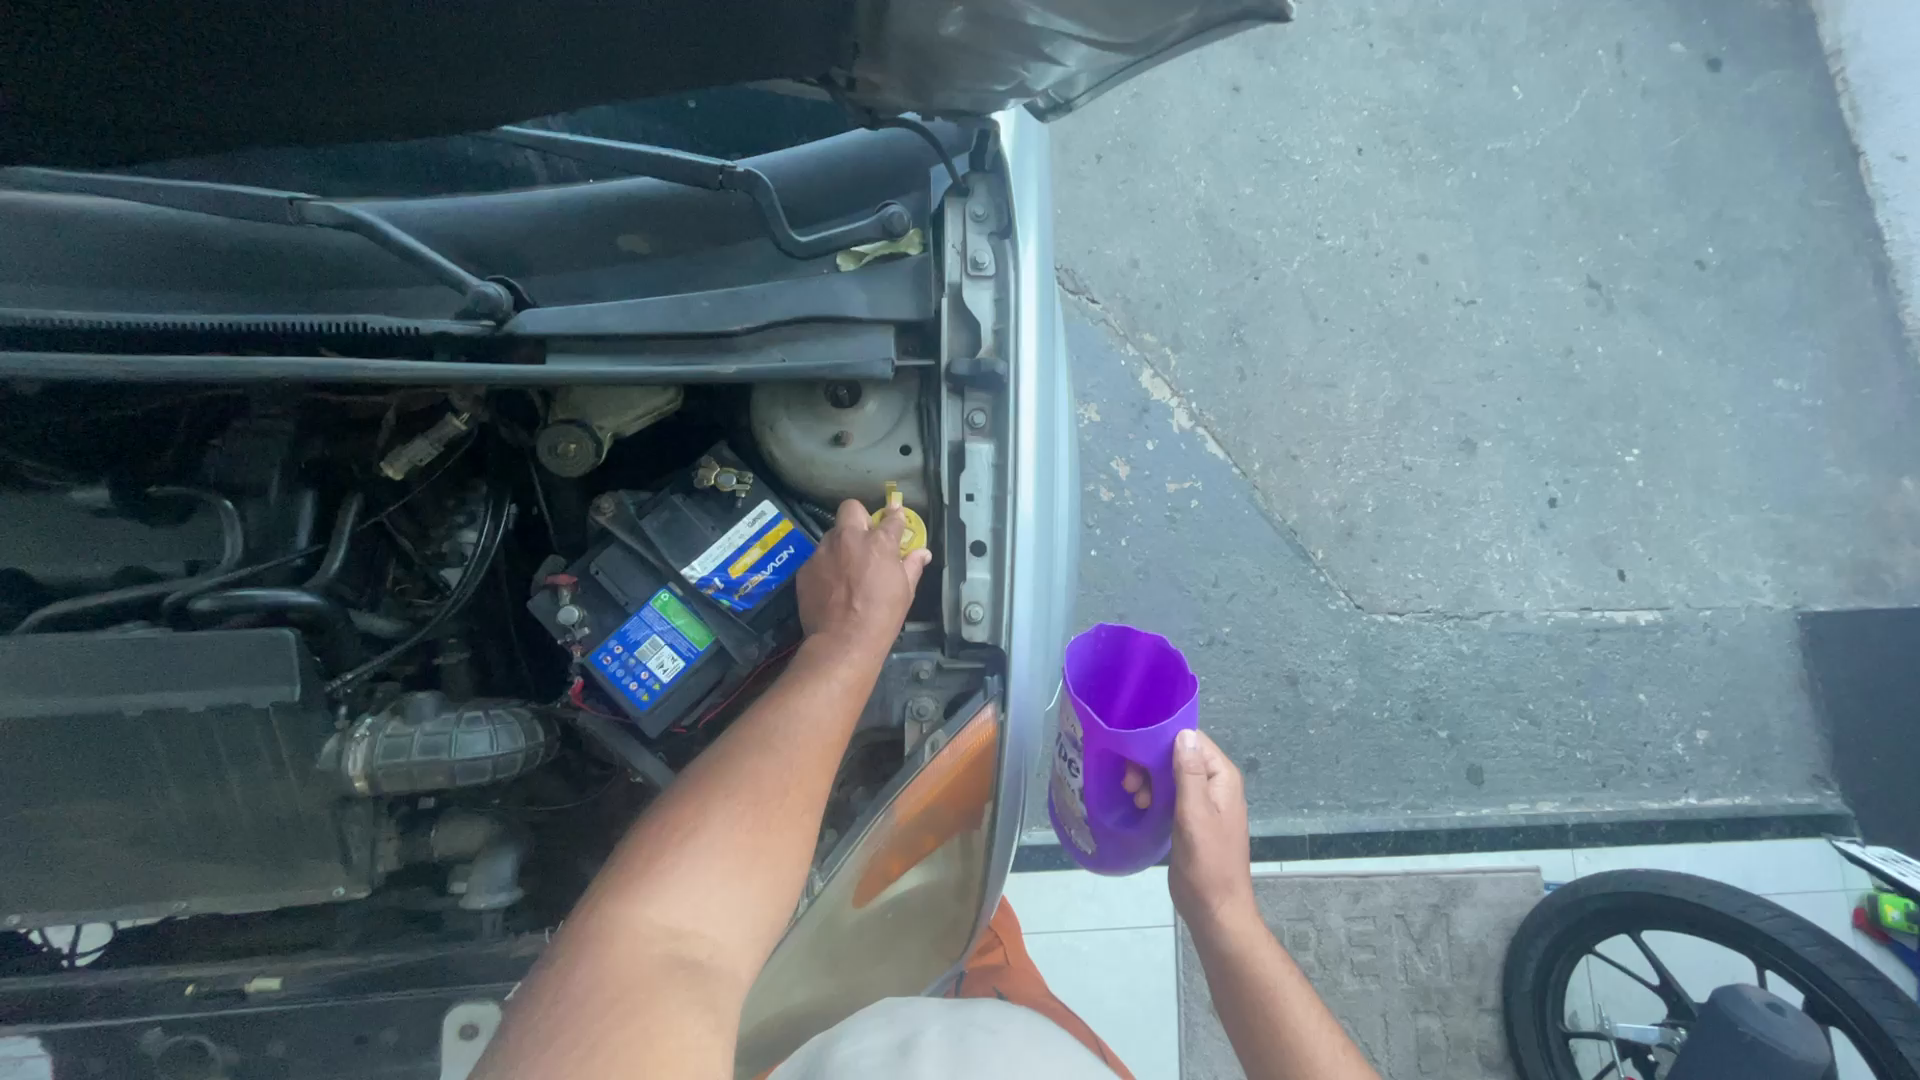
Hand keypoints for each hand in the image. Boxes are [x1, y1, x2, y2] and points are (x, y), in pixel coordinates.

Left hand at [795, 499, 931, 655]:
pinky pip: (818, 558)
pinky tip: (831, 586)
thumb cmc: (882, 617)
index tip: (895, 516)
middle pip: (851, 508)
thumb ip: (912, 566)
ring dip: (841, 545)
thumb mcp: (905, 592)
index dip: (895, 516)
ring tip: (846, 568)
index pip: (891, 518)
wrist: (843, 642)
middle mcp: (848, 539)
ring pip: (832, 535)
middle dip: (859, 517)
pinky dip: (826, 566)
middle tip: (864, 537)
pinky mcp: (806, 568)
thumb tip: (923, 552)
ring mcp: (823, 552)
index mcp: (878, 543)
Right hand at [1124, 730, 1253, 928]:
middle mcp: (1214, 783)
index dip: (1162, 739)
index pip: (1192, 739)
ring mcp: (1202, 800)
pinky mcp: (1189, 816)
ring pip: (1169, 772)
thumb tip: (1182, 732)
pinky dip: (1152, 794)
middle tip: (1130, 783)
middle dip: (1150, 762)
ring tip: (1135, 797)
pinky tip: (1140, 805)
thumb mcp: (1195, 814)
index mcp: (1222, 777)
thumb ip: (1189, 773)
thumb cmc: (1207, 862)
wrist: (1214, 909)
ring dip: (1148, 779)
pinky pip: (1168, 792)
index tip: (1135, 751)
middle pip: (1177, 753)